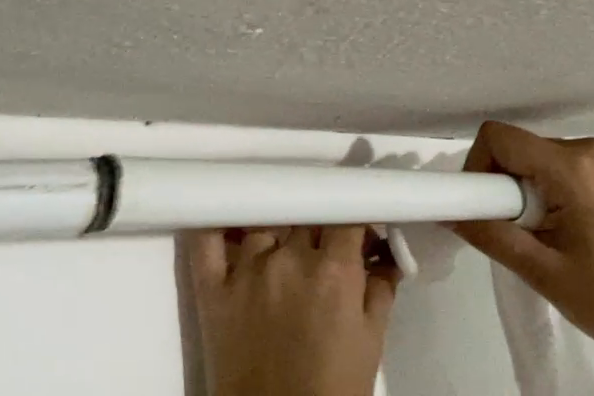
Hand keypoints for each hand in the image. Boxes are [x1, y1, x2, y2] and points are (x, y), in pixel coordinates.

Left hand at [187, 225, 401, 395]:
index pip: (346, 215)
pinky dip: (216, 224)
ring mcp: (246, 270)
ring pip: (264, 222)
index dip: (354, 218)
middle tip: (324, 245)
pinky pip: (207, 240)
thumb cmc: (333, 389)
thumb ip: (381, 288)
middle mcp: (289, 259)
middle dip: (319, 226)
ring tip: (284, 246)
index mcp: (334, 271)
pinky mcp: (211, 288)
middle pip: (305, 215)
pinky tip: (228, 218)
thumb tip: (387, 253)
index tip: (358, 228)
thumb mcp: (371, 341)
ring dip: (278, 229)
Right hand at [448, 121, 593, 381]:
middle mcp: (587, 149)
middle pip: (516, 148)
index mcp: (572, 166)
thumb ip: (492, 235)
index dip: (476, 168)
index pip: (498, 137)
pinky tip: (563, 236)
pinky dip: (544, 194)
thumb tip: (448, 211)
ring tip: (544, 243)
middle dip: (501, 187)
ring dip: (523, 194)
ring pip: (535, 160)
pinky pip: (557, 169)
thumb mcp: (543, 273)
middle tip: (516, 237)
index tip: (480, 212)